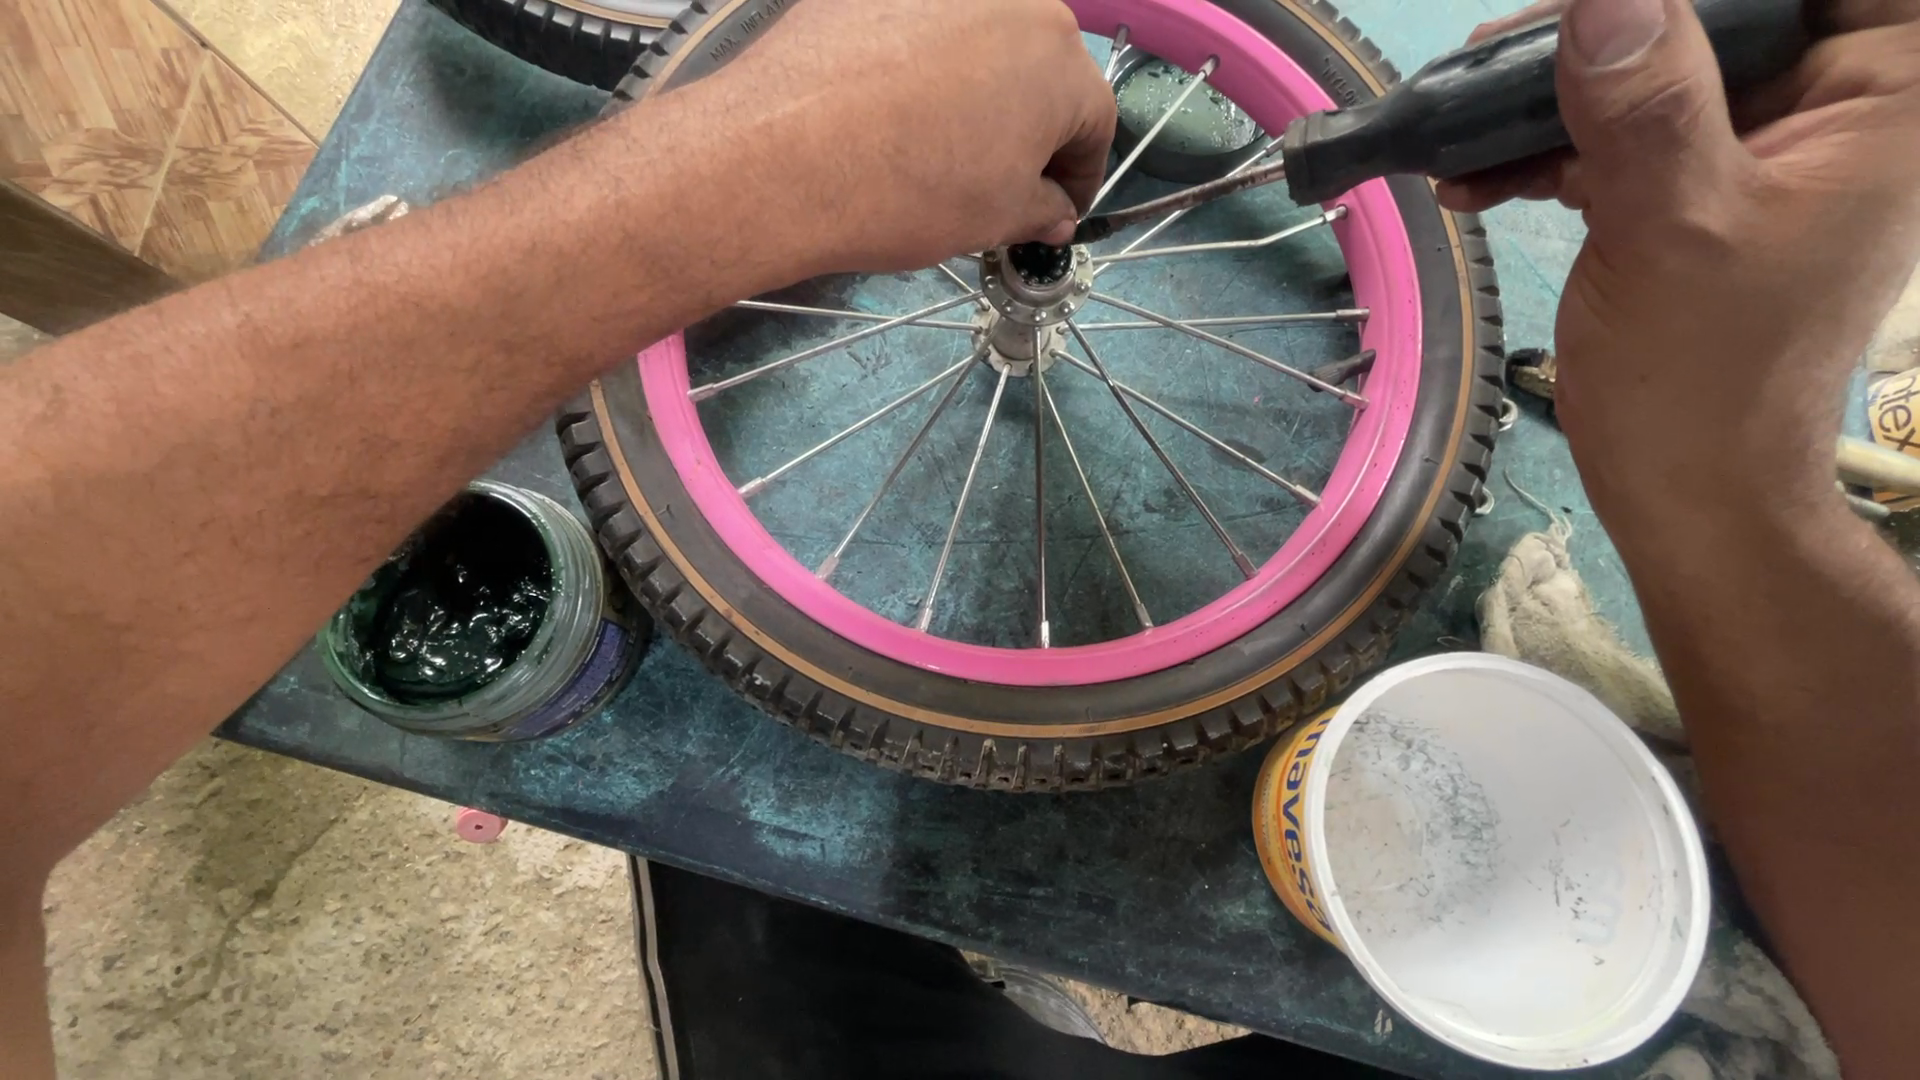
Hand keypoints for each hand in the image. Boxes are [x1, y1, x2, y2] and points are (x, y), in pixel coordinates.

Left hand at [660, 0, 1115, 273]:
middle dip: (1033, 136)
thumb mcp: (995, 219)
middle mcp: (1015, 3)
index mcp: (1060, 60)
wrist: (787, 155)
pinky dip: (926, 77)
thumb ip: (1042, 212)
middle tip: (1004, 187)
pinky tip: (896, 117)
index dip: (1081, 179)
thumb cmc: (917, 194)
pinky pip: (924, 37)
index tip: (1058, 212)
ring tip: (944, 153)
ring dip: (981, 102)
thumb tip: (1057, 213)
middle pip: (1042, 78)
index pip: (1094, 125)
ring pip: (983, 52)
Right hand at [1438, 0, 1919, 529]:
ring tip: (1455, 121)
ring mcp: (1738, 154)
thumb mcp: (1676, 227)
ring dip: (1546, 103)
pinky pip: (1604, 149)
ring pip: (1642, 85)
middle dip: (1596, 38)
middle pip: (1709, 24)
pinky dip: (1534, 160)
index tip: (1583, 8)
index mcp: (1883, 90)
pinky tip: (1468, 181)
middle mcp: (1822, 104)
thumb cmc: (1698, 364)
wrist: (1675, 470)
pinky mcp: (1672, 197)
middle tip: (1493, 53)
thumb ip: (1647, 110)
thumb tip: (1599, 0)